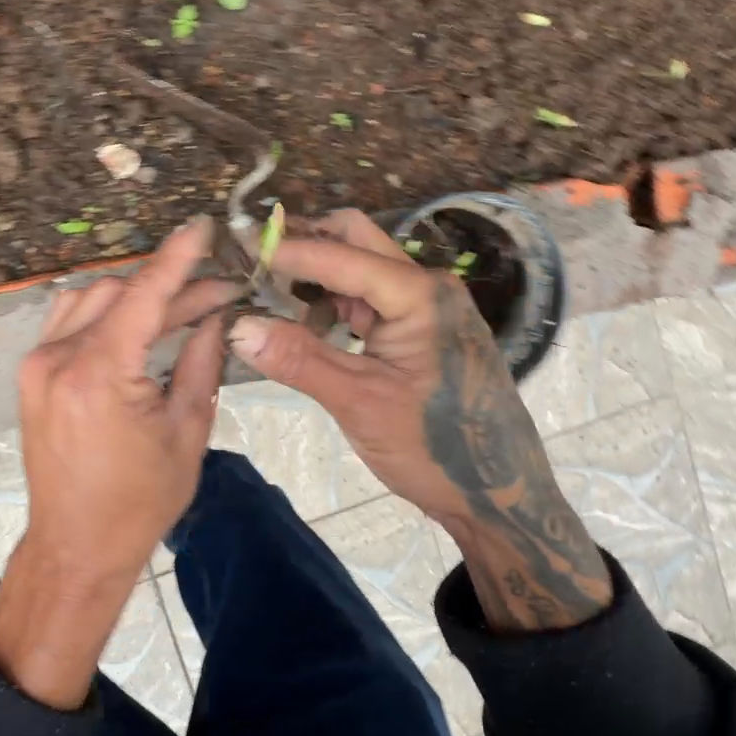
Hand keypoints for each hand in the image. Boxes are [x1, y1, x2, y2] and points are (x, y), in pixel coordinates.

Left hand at [0, 215, 235, 707]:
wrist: (75, 544)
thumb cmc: (141, 500)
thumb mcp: (187, 431)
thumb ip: (201, 362)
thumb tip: (216, 315)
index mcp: (100, 373)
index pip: (144, 294)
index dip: (177, 257)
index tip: (202, 227)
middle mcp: (59, 358)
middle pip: (119, 292)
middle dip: (169, 288)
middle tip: (216, 297)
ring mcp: (37, 364)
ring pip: (90, 299)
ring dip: (135, 296)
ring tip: (179, 309)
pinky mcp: (30, 374)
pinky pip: (67, 319)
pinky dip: (103, 311)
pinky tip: (132, 321)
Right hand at [228, 209, 611, 630]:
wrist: (498, 496)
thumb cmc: (435, 448)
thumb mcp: (359, 403)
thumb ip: (298, 359)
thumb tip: (237, 327)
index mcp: (420, 295)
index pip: (340, 255)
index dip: (286, 250)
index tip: (238, 248)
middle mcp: (425, 286)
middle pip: (355, 239)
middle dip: (303, 241)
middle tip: (252, 257)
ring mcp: (424, 306)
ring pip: (358, 266)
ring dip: (313, 273)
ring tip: (265, 292)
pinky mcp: (417, 329)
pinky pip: (366, 298)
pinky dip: (330, 301)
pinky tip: (301, 325)